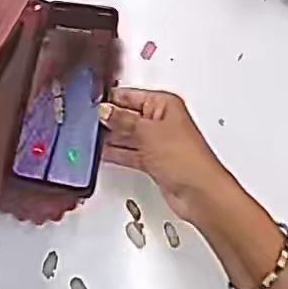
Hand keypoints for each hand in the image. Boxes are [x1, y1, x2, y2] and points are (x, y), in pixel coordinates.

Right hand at [99, 88, 241, 227]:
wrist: (199, 193)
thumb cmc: (187, 158)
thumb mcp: (147, 132)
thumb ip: (122, 120)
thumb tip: (105, 111)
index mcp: (164, 104)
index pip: (130, 95)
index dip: (111, 98)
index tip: (93, 101)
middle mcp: (161, 121)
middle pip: (128, 114)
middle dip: (109, 117)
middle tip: (88, 118)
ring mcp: (157, 142)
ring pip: (128, 134)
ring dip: (112, 135)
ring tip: (91, 134)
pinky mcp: (154, 161)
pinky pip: (130, 152)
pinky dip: (117, 152)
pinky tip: (104, 151)